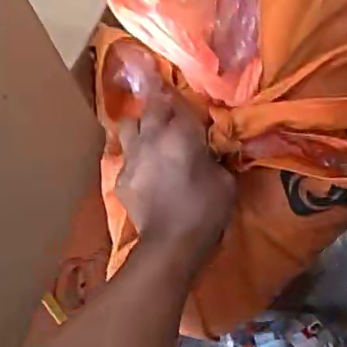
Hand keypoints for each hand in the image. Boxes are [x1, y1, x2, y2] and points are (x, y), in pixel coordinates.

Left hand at [115, 88, 235, 272]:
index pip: (181, 102)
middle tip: (171, 114)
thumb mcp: (226, 183)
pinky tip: (145, 170)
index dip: (187, 102)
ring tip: (150, 136)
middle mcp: (151, 136)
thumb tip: (210, 152)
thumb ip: (216, 159)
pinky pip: (125, 156)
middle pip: (151, 105)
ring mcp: (131, 156)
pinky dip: (135, 157)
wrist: (170, 245)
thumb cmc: (205, 213)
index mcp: (181, 134)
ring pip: (128, 124)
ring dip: (140, 125)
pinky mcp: (120, 177)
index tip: (191, 106)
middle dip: (161, 105)